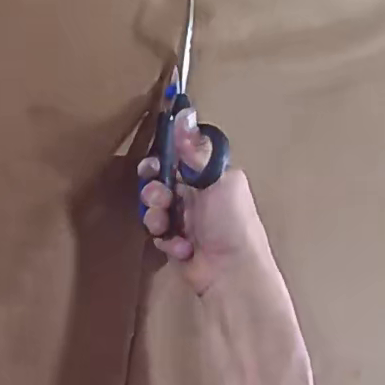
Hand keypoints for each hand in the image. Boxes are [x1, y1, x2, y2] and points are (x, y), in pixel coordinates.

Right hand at [138, 108, 271, 294]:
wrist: (231, 274)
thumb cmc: (231, 224)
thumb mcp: (216, 180)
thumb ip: (195, 149)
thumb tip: (185, 111)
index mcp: (211, 176)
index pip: (179, 158)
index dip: (162, 160)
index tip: (153, 165)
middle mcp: (198, 196)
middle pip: (161, 182)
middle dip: (154, 191)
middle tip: (158, 198)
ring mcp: (186, 221)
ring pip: (155, 209)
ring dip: (158, 217)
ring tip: (168, 228)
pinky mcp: (176, 243)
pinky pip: (158, 234)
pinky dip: (167, 240)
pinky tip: (182, 248)